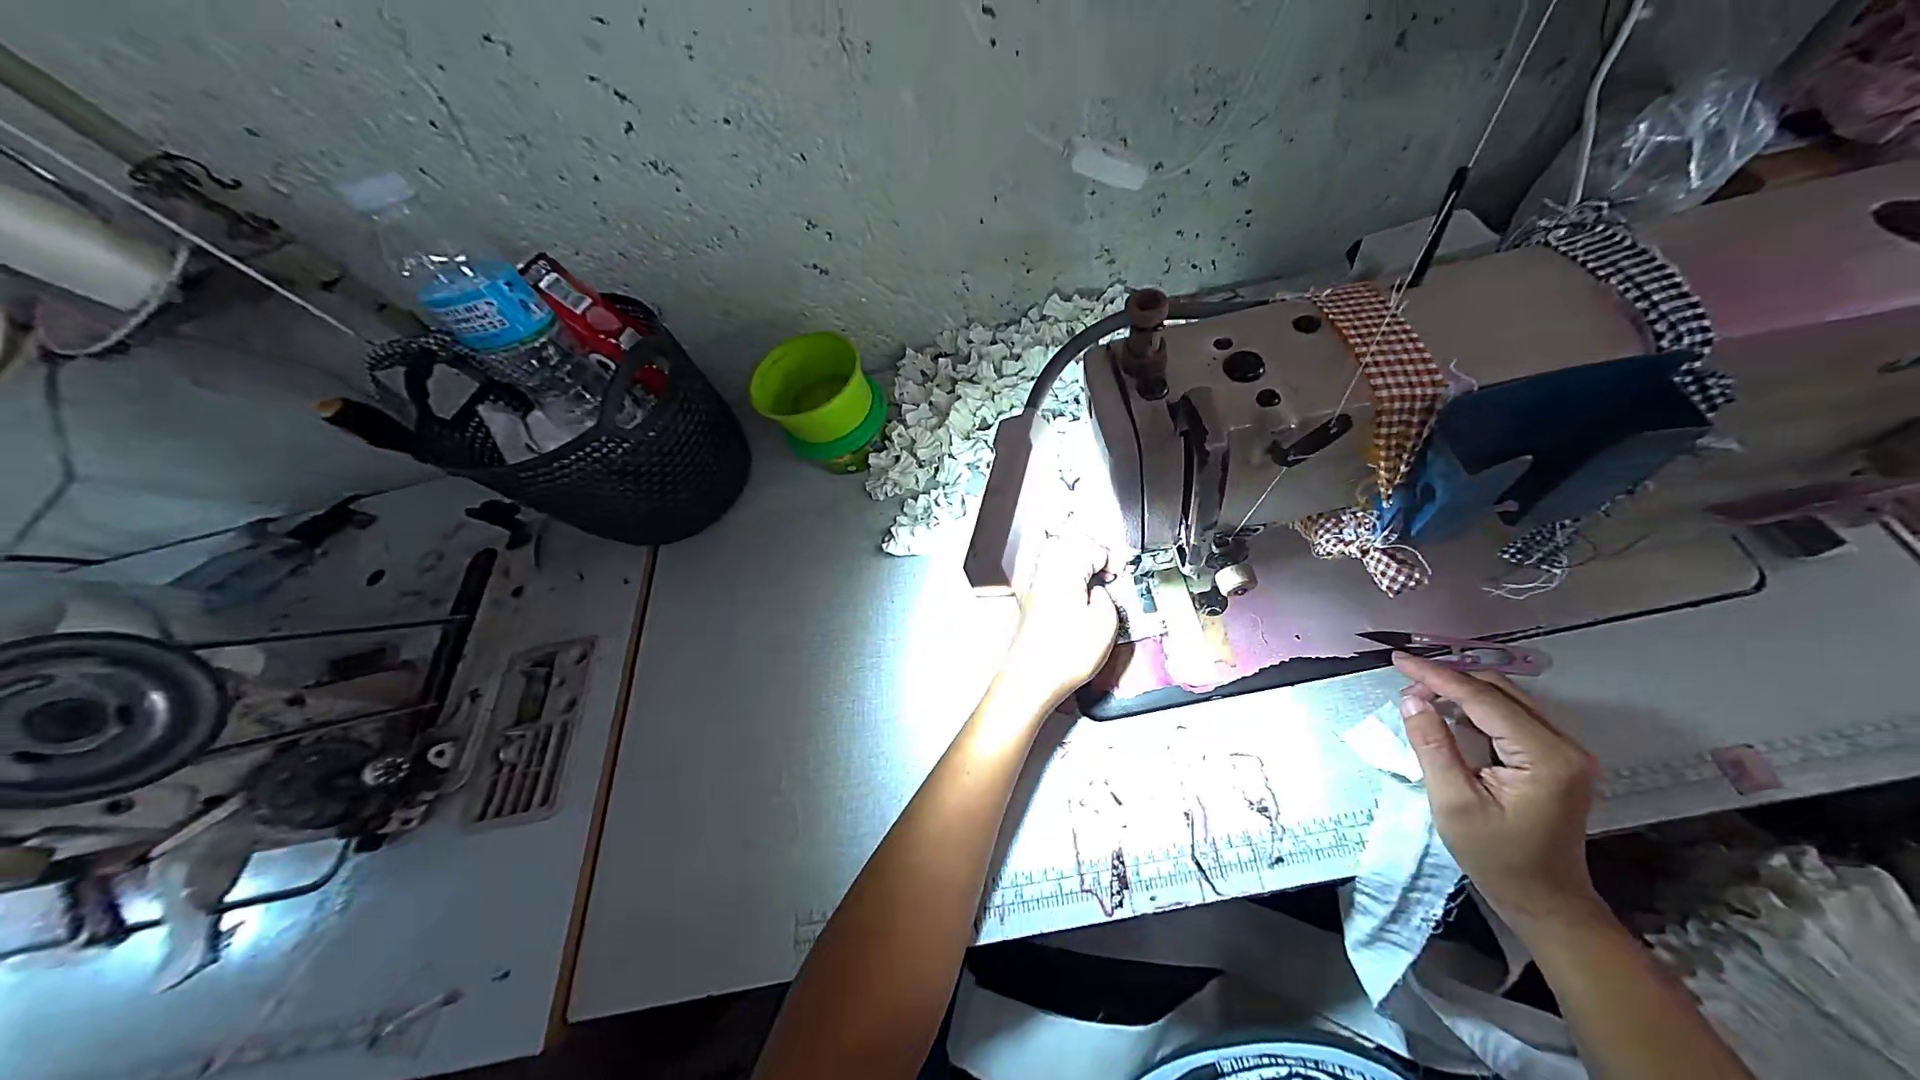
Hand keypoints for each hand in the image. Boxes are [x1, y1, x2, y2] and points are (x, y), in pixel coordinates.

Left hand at [998, 536, 1118, 706]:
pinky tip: (1075, 595)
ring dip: (1077, 561)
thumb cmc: (1062, 655)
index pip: (1093, 547)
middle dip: (1091, 551)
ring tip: (1094, 579)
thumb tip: (1100, 590)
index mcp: (1065, 569)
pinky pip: (1048, 575)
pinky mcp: (1029, 601)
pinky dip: (1064, 577)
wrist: (1031, 679)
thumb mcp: (1105, 622)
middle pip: (1070, 542)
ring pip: (1055, 556)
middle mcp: (1045, 572)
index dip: (1112, 558)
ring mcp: (1034, 585)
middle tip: (1108, 568)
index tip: (1120, 570)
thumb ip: (1107, 594)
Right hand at [1394, 652, 1604, 930]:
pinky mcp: (1556, 758)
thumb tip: (1411, 699)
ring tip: (1420, 692)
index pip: (1484, 700)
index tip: (1399, 661)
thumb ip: (1432, 745)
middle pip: (1500, 692)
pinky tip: (1448, 711)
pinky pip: (1512, 716)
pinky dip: (1476, 707)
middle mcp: (1565, 746)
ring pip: (1506, 700)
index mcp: (1546, 757)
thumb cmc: (1497, 857)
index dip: (1438, 677)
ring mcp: (1565, 751)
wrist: (1544, 899)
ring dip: (1462, 691)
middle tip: (1405, 680)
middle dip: (1449, 679)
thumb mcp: (1453, 802)